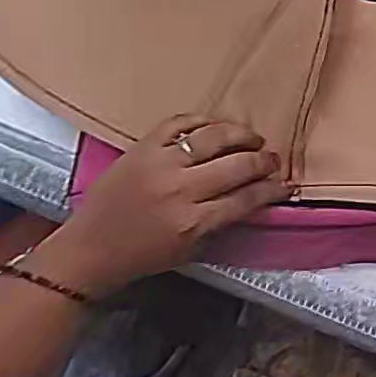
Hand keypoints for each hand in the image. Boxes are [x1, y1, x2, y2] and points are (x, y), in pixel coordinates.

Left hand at [35, 115, 292, 294]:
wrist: (90, 248)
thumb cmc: (142, 255)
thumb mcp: (189, 250)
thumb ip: (221, 224)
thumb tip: (253, 198)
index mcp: (192, 222)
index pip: (245, 199)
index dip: (272, 190)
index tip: (285, 184)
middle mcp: (179, 189)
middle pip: (236, 165)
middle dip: (263, 161)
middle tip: (273, 160)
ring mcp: (160, 163)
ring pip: (213, 137)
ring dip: (241, 134)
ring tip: (254, 138)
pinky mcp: (142, 146)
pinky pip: (179, 122)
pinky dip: (202, 120)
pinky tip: (217, 126)